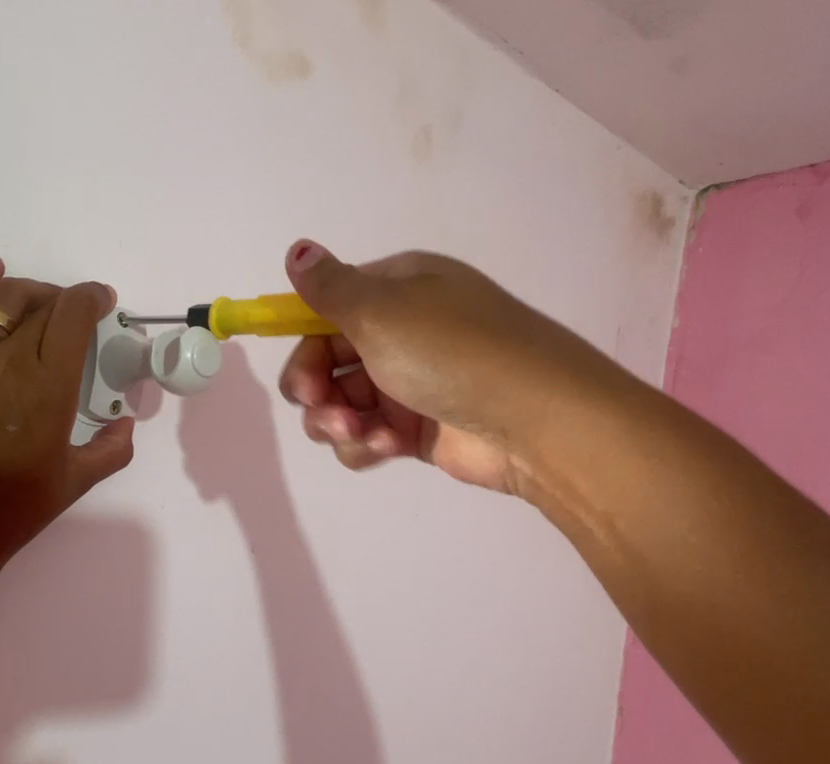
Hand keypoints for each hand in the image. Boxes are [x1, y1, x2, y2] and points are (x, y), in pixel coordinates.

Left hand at [0, 259, 135, 568]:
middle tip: (74, 320)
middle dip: (67, 303)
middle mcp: (9, 358)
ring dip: (31, 293)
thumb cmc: (15, 508)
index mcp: (50, 385)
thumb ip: (111, 448)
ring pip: (3, 299)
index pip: (76, 314)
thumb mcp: (76, 481)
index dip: (93, 298)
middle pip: (44, 306)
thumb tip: (125, 424)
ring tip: (40, 304)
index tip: (102, 303)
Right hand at [277, 241, 634, 496]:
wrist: (532, 418)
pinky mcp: (414, 431)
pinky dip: (364, 445)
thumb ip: (328, 288)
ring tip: (360, 433)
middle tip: (323, 407)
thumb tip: (297, 250)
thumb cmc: (451, 351)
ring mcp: (406, 384)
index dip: (304, 346)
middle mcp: (399, 333)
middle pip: (324, 364)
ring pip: (339, 406)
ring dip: (336, 423)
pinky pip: (364, 438)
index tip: (301, 378)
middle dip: (314, 392)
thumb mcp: (382, 309)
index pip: (326, 314)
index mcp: (396, 291)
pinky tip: (385, 447)